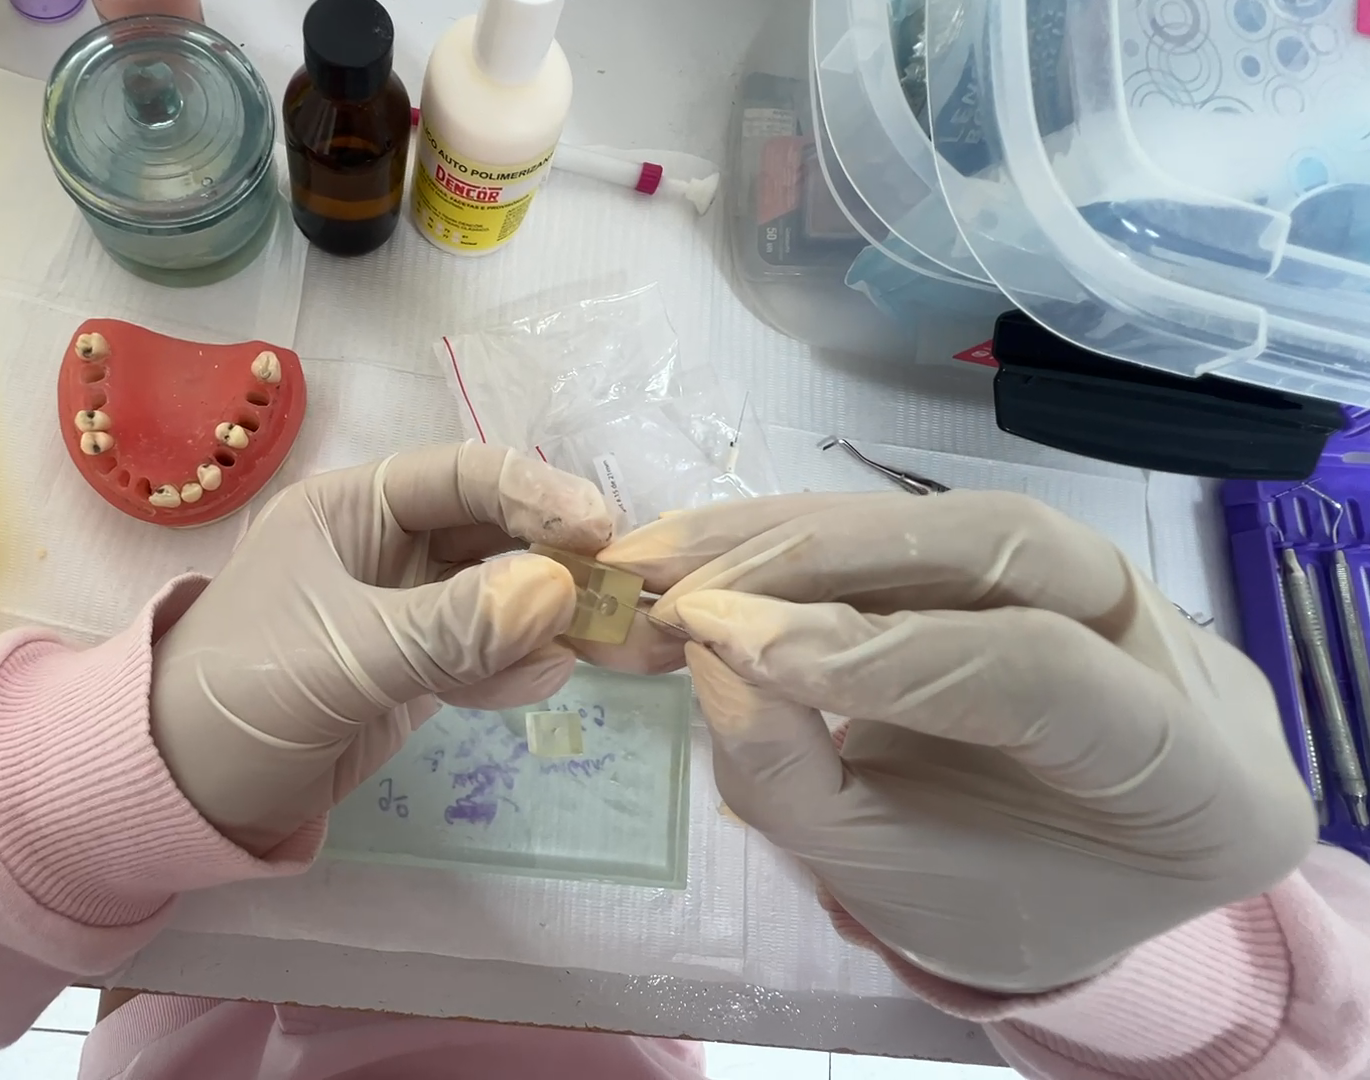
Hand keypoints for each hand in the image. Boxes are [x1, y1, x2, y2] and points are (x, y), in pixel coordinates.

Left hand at [151, 444, 611, 854]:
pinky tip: (543, 677)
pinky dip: (510, 665)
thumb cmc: (238, 697)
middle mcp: (382, 549)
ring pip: (493, 597)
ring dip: (545, 616)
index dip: (530, 490)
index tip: (595, 527)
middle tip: (616, 586)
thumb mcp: (340, 655)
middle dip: (552, 557)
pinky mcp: (412, 668)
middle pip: (488, 534)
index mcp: (350, 511)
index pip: (456, 477)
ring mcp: (401, 610)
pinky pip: (477, 654)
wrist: (184, 794)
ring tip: (602, 639)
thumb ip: (446, 627)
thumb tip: (555, 591)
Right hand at [601, 491, 1316, 993]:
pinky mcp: (1012, 562)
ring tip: (659, 556)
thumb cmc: (958, 894)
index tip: (718, 642)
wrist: (1014, 875)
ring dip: (775, 531)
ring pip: (928, 515)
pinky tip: (700, 548)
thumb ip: (782, 764)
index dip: (870, 651)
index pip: (1040, 676)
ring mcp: (1098, 587)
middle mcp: (1167, 650)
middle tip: (679, 586)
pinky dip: (780, 533)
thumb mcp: (860, 860)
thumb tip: (707, 642)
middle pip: (997, 542)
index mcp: (1184, 778)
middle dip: (811, 555)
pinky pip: (889, 524)